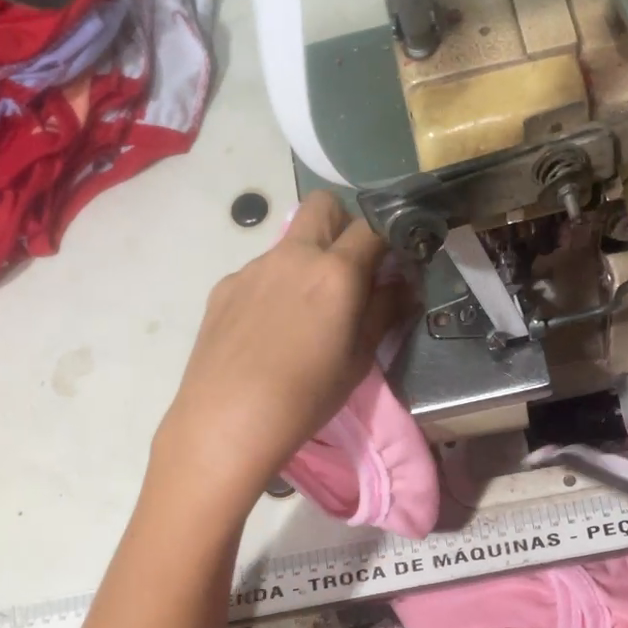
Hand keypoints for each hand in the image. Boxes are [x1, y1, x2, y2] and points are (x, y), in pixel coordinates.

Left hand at [154, 192, 405, 501]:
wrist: (226, 421)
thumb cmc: (305, 397)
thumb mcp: (357, 360)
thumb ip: (382, 312)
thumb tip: (402, 285)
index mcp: (335, 272)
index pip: (373, 227)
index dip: (388, 238)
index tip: (392, 262)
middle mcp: (293, 256)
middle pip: (323, 206)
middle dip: (343, 225)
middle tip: (348, 270)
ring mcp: (253, 267)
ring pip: (289, 242)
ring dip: (306, 260)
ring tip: (303, 314)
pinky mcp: (224, 286)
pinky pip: (260, 271)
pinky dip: (275, 286)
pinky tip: (267, 331)